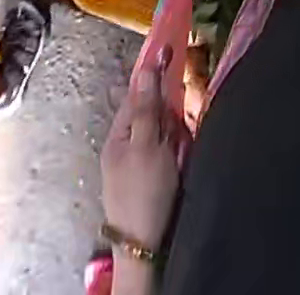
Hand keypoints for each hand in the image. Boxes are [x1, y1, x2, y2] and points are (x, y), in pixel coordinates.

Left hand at [101, 45, 188, 252]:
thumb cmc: (144, 194)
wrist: (145, 248)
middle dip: (168, 115)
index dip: (153, 73)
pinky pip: (167, 151)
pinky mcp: (151, 176)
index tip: (169, 50)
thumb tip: (144, 68)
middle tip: (176, 136)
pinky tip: (180, 163)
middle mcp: (125, 144)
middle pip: (152, 111)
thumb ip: (146, 108)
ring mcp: (137, 161)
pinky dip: (176, 151)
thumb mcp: (147, 146)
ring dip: (174, 136)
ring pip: (162, 131)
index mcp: (119, 133)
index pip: (137, 93)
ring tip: (177, 156)